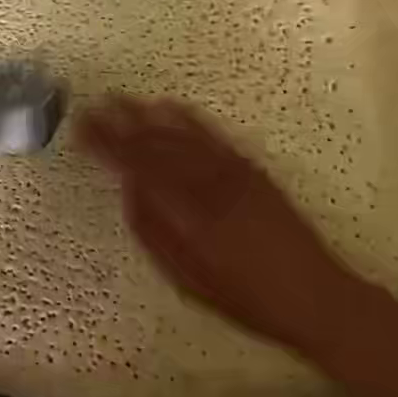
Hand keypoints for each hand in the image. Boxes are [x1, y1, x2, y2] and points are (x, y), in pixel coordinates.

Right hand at [75, 94, 364, 353]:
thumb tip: (128, 188)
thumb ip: (149, 226)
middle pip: (153, 143)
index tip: (80, 127)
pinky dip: (187, 118)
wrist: (317, 299)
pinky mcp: (251, 170)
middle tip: (91, 105)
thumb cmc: (241, 294)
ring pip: (179, 134)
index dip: (102, 142)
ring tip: (120, 98)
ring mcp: (230, 173)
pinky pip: (212, 135)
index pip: (132, 164)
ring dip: (145, 114)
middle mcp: (205, 183)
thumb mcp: (181, 273)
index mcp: (183, 209)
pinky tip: (170, 106)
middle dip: (118, 122)